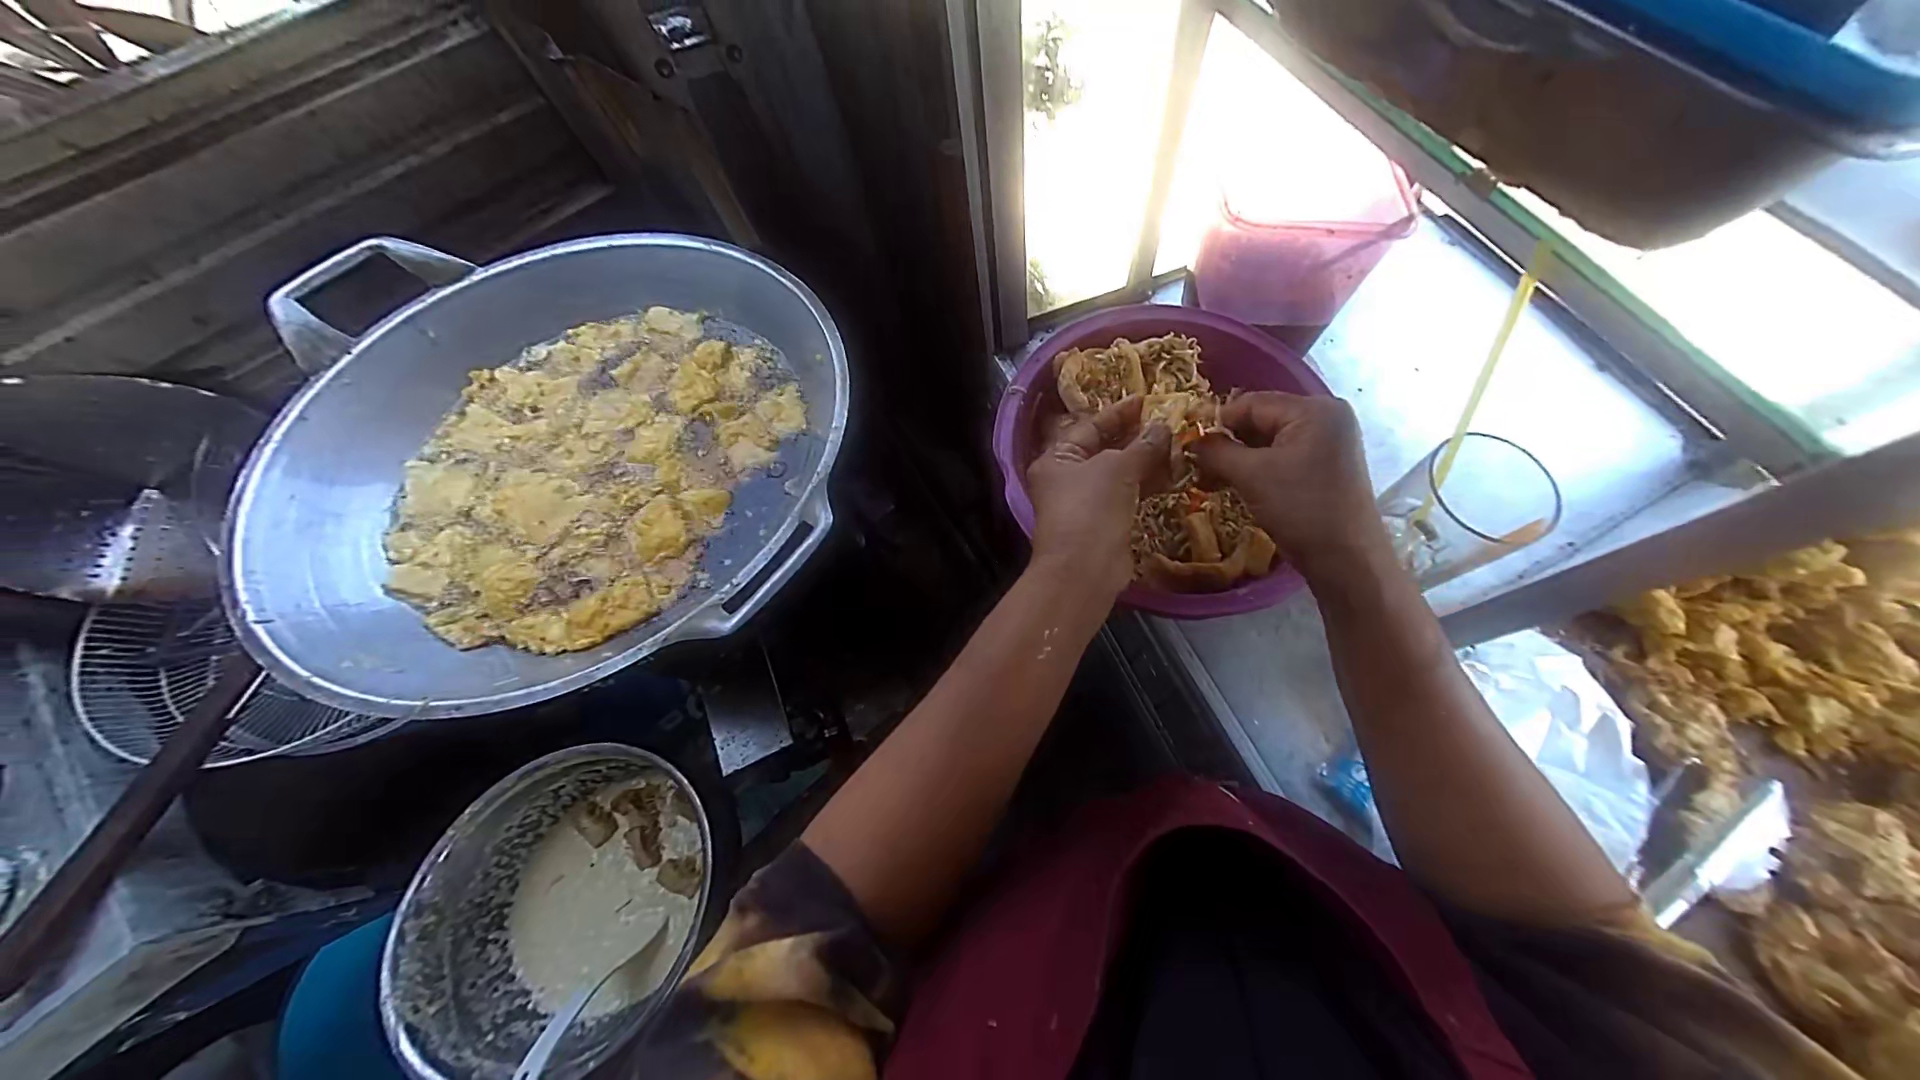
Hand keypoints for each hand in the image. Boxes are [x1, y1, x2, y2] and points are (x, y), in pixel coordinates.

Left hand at [1026, 397, 1170, 596]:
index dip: (1118, 412)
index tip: (1146, 398)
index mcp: (1056, 459)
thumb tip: (1163, 427)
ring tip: (1178, 441)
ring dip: (1146, 458)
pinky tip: (1173, 471)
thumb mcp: (1116, 468)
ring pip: (1118, 472)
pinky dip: (1147, 483)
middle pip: (1103, 448)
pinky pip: (1127, 494)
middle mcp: (1067, 478)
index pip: (1089, 426)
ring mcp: (1086, 502)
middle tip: (1168, 418)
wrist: (1084, 569)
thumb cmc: (1090, 509)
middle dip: (1136, 435)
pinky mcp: (1104, 522)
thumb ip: (1142, 445)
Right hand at [1192, 392, 1384, 575]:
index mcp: (1314, 410)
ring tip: (1214, 477)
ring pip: (1271, 439)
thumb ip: (1216, 451)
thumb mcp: (1250, 475)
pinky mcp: (1327, 465)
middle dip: (1229, 440)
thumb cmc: (1300, 508)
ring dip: (1241, 456)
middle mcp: (1327, 417)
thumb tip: (1191, 440)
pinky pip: (1284, 455)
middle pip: (1262, 418)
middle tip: (1200, 464)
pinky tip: (1240, 483)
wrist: (1346, 557)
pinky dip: (1260, 466)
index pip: (1251, 403)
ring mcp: (1330, 441)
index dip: (1217, 422)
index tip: (1189, 445)